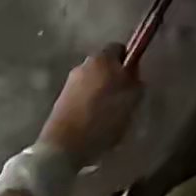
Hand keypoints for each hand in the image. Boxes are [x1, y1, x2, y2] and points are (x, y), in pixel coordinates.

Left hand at [39, 45, 141, 165]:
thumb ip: (136, 82)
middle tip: (124, 98)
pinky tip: (93, 124)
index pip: (120, 48)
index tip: (134, 79)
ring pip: (92, 82)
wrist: (64, 147)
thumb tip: (132, 76)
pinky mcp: (59, 102)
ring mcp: (69, 83)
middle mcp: (84, 65)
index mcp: (102, 58)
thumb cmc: (103, 118)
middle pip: (105, 66)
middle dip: (114, 78)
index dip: (129, 61)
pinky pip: (81, 98)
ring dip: (100, 93)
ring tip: (108, 115)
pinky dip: (88, 106)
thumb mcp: (132, 99)